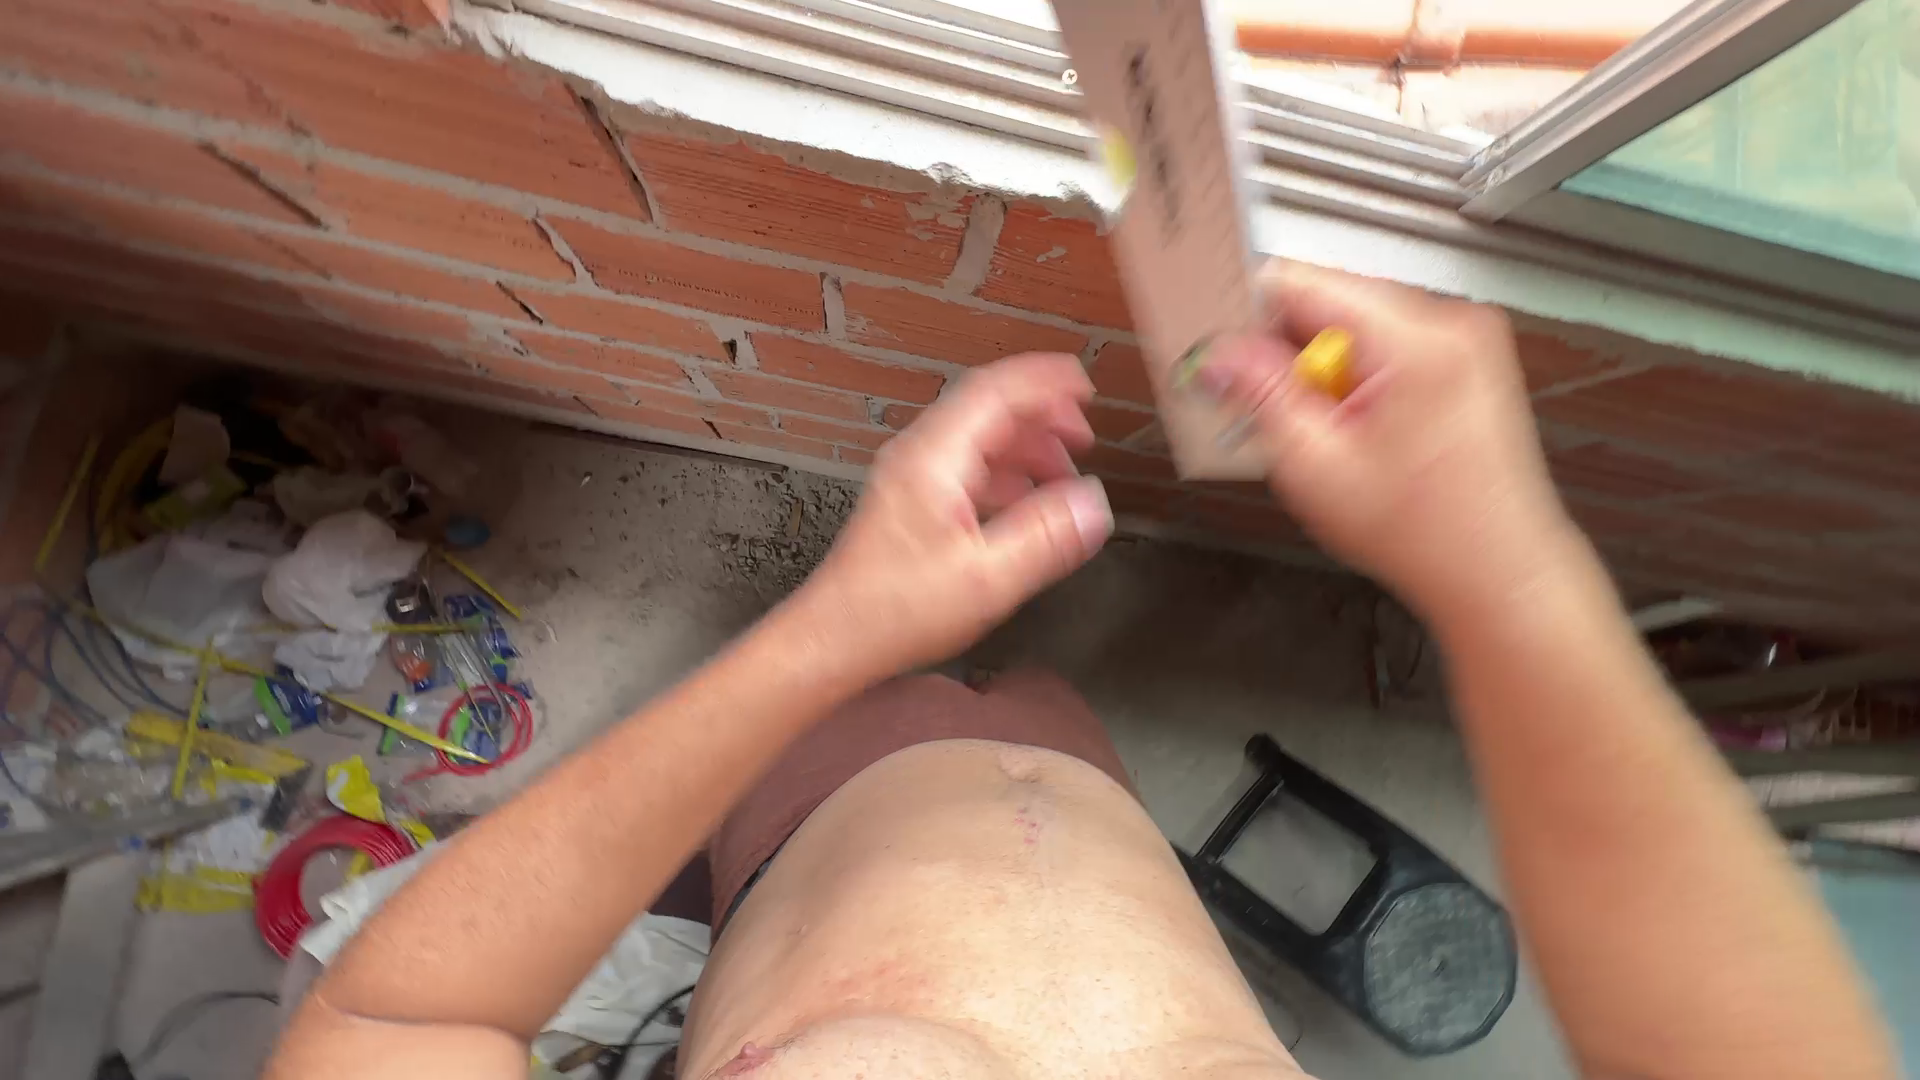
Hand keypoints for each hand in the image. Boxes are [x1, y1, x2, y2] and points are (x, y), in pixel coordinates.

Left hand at [792, 353, 1112, 678]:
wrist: (834, 639)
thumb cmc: (896, 611)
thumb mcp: (985, 579)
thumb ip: (1045, 538)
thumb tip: (1094, 504)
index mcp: (933, 459)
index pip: (994, 392)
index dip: (1044, 381)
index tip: (1085, 385)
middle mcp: (919, 456)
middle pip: (988, 410)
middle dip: (1042, 417)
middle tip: (1084, 438)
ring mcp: (911, 477)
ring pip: (978, 440)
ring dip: (1025, 449)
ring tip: (1063, 476)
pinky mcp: (911, 503)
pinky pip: (965, 469)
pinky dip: (1004, 477)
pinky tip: (1025, 506)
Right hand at [1199, 261, 1577, 623]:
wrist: (1496, 571)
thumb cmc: (1422, 531)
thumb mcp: (1314, 464)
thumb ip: (1260, 395)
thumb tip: (1219, 353)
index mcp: (1416, 341)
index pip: (1303, 282)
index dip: (1247, 312)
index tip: (1217, 347)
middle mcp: (1449, 325)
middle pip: (1328, 304)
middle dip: (1283, 353)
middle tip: (1259, 407)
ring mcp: (1461, 342)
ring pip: (1351, 329)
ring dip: (1315, 373)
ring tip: (1313, 430)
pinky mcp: (1460, 363)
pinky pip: (1381, 350)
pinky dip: (1347, 381)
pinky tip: (1343, 428)